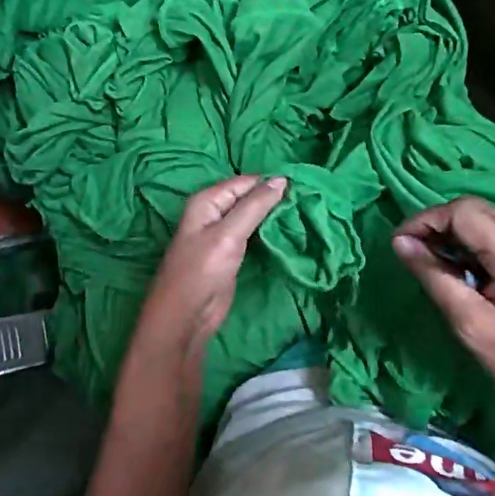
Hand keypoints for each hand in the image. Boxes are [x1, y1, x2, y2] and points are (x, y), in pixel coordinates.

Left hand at [137, 174, 287, 349]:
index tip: (303, 187)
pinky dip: (269, 232)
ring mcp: (223, 234)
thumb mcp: (229, 234)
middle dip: (275, 198)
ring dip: (274, 216)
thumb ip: (255, 205)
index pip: (247, 182)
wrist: (186, 316)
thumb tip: (282, 179)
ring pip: (254, 216)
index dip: (272, 183)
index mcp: (208, 200)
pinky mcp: (232, 252)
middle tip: (307, 201)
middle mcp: (214, 212)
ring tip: (304, 214)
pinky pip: (254, 234)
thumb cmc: (202, 271)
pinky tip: (288, 233)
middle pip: (250, 197)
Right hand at [392, 196, 494, 429]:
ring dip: (458, 235)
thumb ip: (435, 278)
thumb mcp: (473, 328)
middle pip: (479, 210)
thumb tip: (400, 243)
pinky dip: (477, 249)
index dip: (427, 220)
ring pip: (492, 223)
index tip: (399, 244)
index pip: (466, 213)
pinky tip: (464, 275)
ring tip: (433, 264)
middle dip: (440, 224)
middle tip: (412, 251)